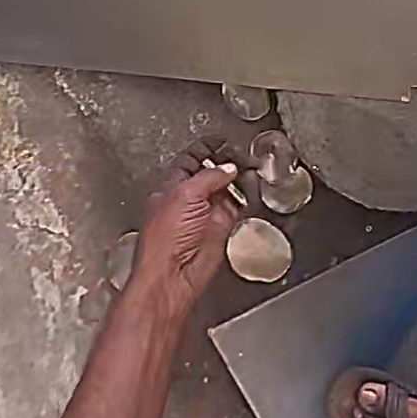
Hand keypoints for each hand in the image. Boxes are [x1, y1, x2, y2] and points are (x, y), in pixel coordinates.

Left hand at [126, 140, 242, 321]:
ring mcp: (206, 213)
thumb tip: (228, 167)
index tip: (223, 141)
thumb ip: (209, 177)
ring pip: (227, 188)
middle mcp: (189, 199)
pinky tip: (252, 188)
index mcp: (172, 187)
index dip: (207, 149)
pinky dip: (246, 196)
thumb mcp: (185, 195)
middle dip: (227, 162)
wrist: (173, 276)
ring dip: (239, 178)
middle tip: (243, 155)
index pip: (192, 159)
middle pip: (212, 173)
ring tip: (251, 168)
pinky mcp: (221, 226)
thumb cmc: (164, 241)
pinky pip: (237, 205)